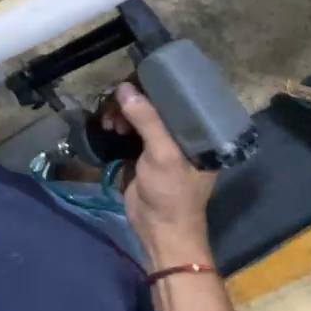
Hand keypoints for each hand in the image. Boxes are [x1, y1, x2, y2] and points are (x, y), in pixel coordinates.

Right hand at [101, 82, 215, 262]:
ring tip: (110, 122)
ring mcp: (163, 145)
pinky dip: (119, 125)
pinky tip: (109, 128)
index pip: (180, 98)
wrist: (159, 231)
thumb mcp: (163, 155)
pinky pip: (131, 130)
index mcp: (200, 134)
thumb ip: (147, 121)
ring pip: (140, 116)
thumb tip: (124, 88)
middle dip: (133, 101)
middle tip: (115, 106)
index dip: (158, 85)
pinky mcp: (144, 154)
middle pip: (157, 105)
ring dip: (122, 114)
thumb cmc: (172, 193)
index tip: (134, 79)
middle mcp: (184, 135)